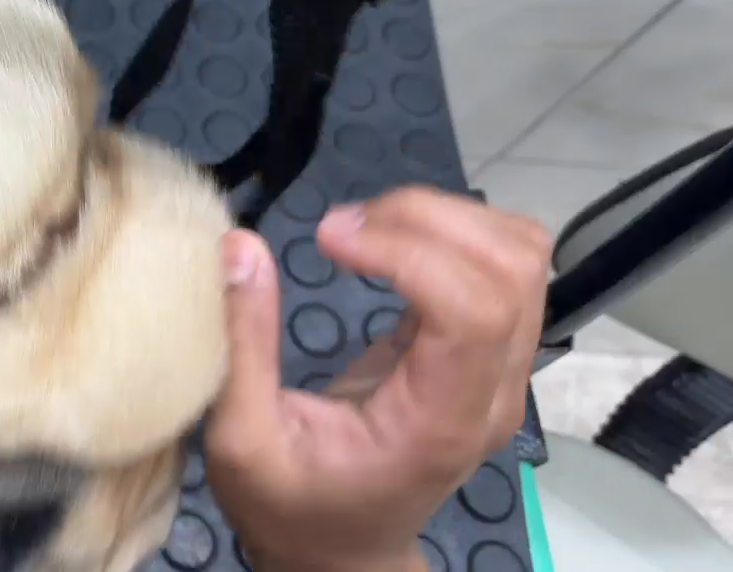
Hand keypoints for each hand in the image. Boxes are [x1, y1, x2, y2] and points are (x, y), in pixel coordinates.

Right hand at [203, 186, 550, 571]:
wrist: (335, 549)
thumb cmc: (285, 503)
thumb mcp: (239, 435)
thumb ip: (241, 344)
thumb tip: (240, 245)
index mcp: (438, 418)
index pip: (474, 309)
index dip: (405, 252)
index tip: (322, 238)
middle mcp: (487, 389)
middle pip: (512, 268)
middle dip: (421, 220)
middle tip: (335, 231)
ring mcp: (490, 370)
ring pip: (518, 257)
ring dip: (438, 220)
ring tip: (357, 232)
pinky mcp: (471, 350)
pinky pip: (494, 268)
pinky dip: (442, 233)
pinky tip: (378, 246)